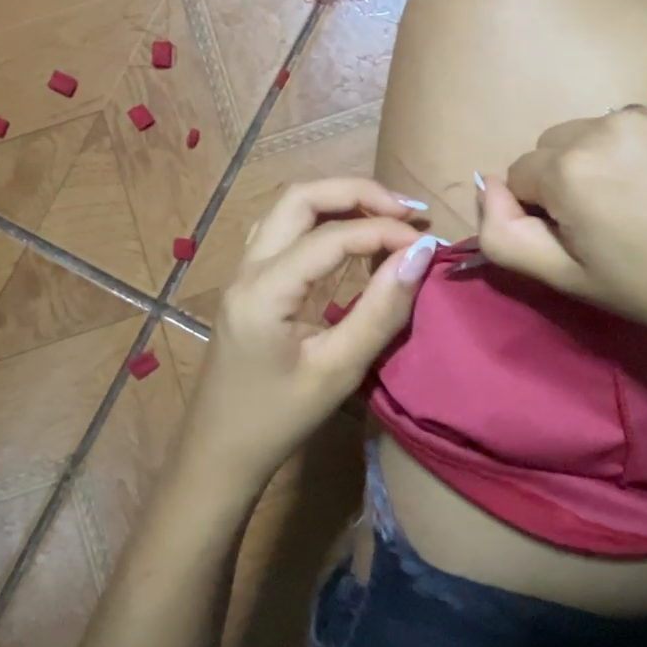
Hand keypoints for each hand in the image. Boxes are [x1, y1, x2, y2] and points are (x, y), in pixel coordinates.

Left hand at [180, 178, 440, 479]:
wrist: (218, 454)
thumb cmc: (279, 418)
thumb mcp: (339, 370)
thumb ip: (381, 310)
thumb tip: (420, 255)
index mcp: (265, 289)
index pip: (331, 235)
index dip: (383, 230)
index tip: (427, 243)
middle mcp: (248, 267)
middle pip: (301, 197)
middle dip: (357, 193)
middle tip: (407, 211)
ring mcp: (242, 271)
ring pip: (288, 206)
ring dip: (337, 200)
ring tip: (385, 215)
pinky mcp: (248, 281)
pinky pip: (282, 228)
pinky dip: (319, 218)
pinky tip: (347, 236)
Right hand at [475, 93, 646, 345]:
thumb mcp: (573, 283)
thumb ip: (505, 237)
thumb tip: (489, 190)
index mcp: (570, 166)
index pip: (524, 172)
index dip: (547, 209)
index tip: (585, 237)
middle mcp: (613, 121)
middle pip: (567, 140)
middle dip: (579, 174)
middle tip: (625, 219)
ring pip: (622, 126)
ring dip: (629, 155)